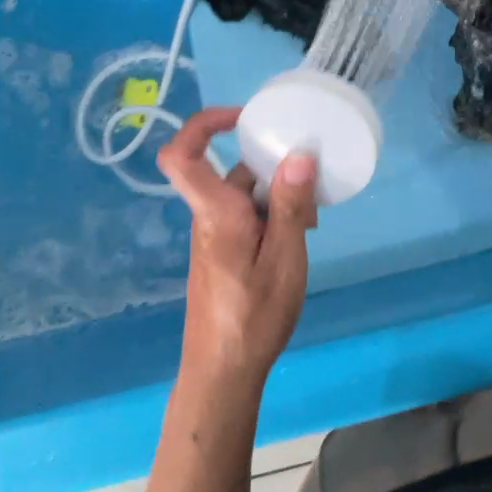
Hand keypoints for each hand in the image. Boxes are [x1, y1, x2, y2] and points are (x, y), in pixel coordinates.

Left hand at [157, 108, 317, 382]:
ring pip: (242, 196)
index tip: (243, 118)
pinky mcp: (223, 254)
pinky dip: (271, 217)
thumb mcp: (284, 259)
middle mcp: (208, 218)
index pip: (181, 156)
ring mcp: (214, 237)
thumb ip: (289, 206)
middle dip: (268, 166)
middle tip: (309, 178)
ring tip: (311, 217)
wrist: (223, 374)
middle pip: (229, 172)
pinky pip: (245, 217)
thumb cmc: (253, 317)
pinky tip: (297, 237)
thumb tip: (297, 154)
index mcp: (216, 213)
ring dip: (276, 196)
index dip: (202, 124)